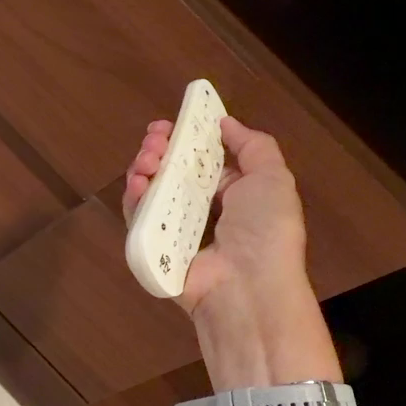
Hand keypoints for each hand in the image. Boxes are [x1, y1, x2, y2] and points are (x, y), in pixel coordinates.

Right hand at [123, 115, 307, 314]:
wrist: (245, 284)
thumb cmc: (265, 229)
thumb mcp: (273, 178)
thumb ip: (252, 145)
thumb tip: (224, 122)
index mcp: (231, 192)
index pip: (199, 159)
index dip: (183, 139)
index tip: (169, 124)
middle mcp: (200, 208)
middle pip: (169, 171)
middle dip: (158, 149)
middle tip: (154, 139)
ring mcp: (173, 227)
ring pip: (148, 190)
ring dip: (143, 167)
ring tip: (147, 160)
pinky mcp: (151, 246)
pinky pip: (136, 217)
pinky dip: (133, 198)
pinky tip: (138, 183)